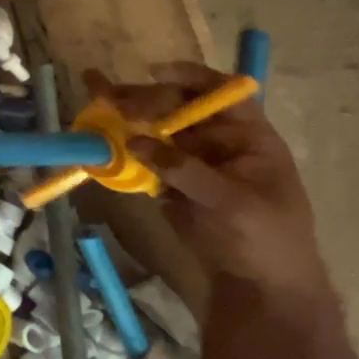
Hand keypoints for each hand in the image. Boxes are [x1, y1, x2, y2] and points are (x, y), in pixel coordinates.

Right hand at [86, 62, 327, 294]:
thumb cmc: (264, 241)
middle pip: (177, 104)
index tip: (156, 72)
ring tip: (94, 96)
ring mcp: (190, 156)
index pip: (224, 95)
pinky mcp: (166, 173)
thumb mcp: (233, 205)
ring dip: (123, 111)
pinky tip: (93, 126)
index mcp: (249, 140)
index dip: (194, 77)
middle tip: (113, 101)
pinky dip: (116, 137)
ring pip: (152, 122)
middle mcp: (218, 140)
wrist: (258, 285)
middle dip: (144, 97)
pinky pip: (138, 148)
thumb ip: (185, 170)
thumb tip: (134, 141)